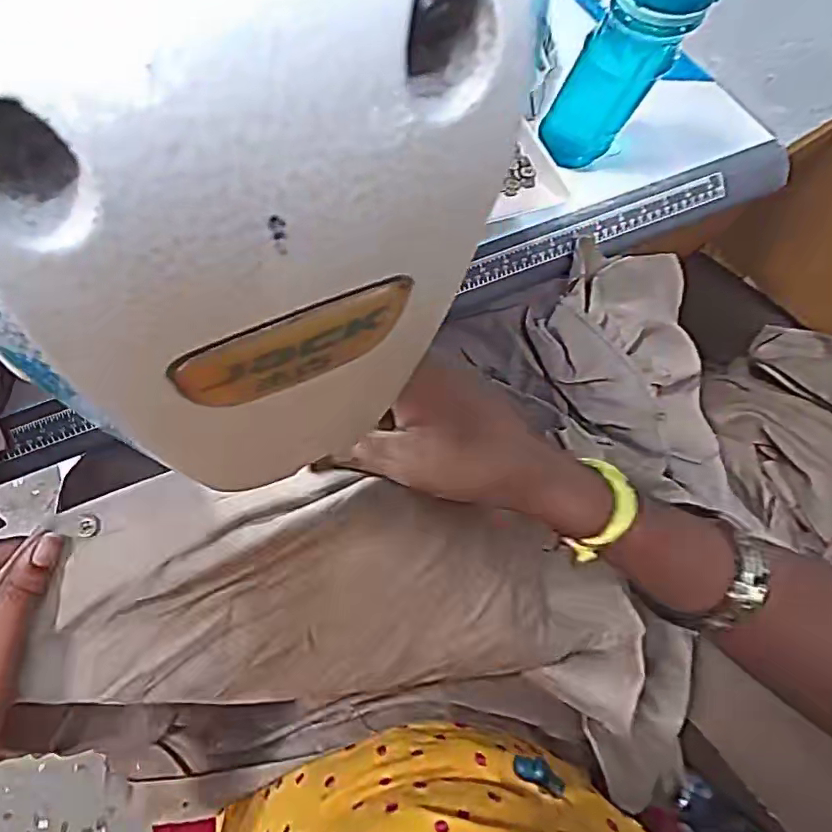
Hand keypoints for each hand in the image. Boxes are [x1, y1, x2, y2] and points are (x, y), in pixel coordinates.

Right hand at [327, 354, 572, 514]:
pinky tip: (381, 421)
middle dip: (342, 384)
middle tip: (313, 404)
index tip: (298, 388)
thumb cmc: (469, 463)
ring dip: (366, 394)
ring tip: (340, 414)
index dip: (323, 374)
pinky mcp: (455, 389)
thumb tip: (314, 444)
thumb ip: (353, 448)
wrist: (532, 473)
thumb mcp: (402, 462)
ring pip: (389, 375)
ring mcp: (444, 372)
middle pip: (369, 365)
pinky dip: (389, 400)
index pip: (351, 359)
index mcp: (409, 368)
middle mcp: (426, 359)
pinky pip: (409, 385)